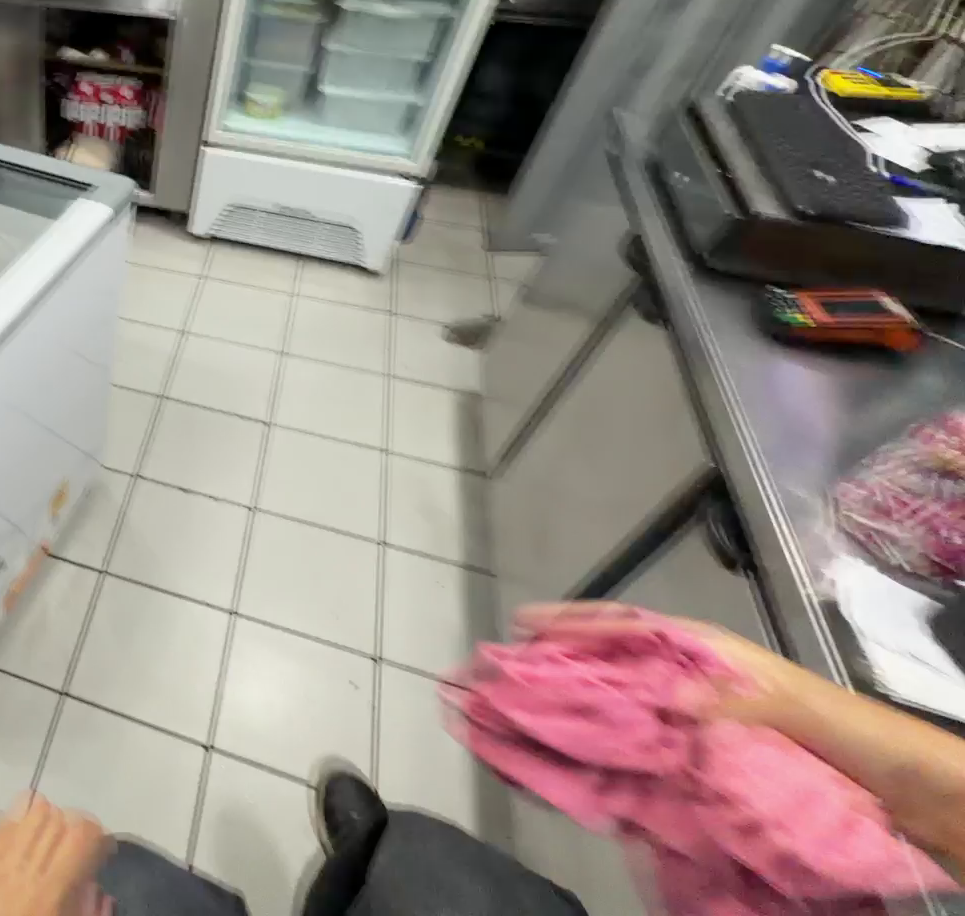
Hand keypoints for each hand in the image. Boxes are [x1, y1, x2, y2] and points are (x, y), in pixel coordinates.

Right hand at [513, 602, 964, 865]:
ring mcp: (687, 727)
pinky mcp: (694, 769)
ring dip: (569, 719)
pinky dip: (600, 763)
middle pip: (608, 670)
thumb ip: (734, 698)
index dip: (572, 623)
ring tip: (521, 723)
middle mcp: (685, 685)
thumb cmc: (855, 735)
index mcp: (703, 655)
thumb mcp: (799, 706)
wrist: (919, 802)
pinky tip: (569, 769)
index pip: (625, 627)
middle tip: (506, 676)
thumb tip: (663, 703)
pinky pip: (636, 760)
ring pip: (614, 715)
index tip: (522, 623)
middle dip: (556, 670)